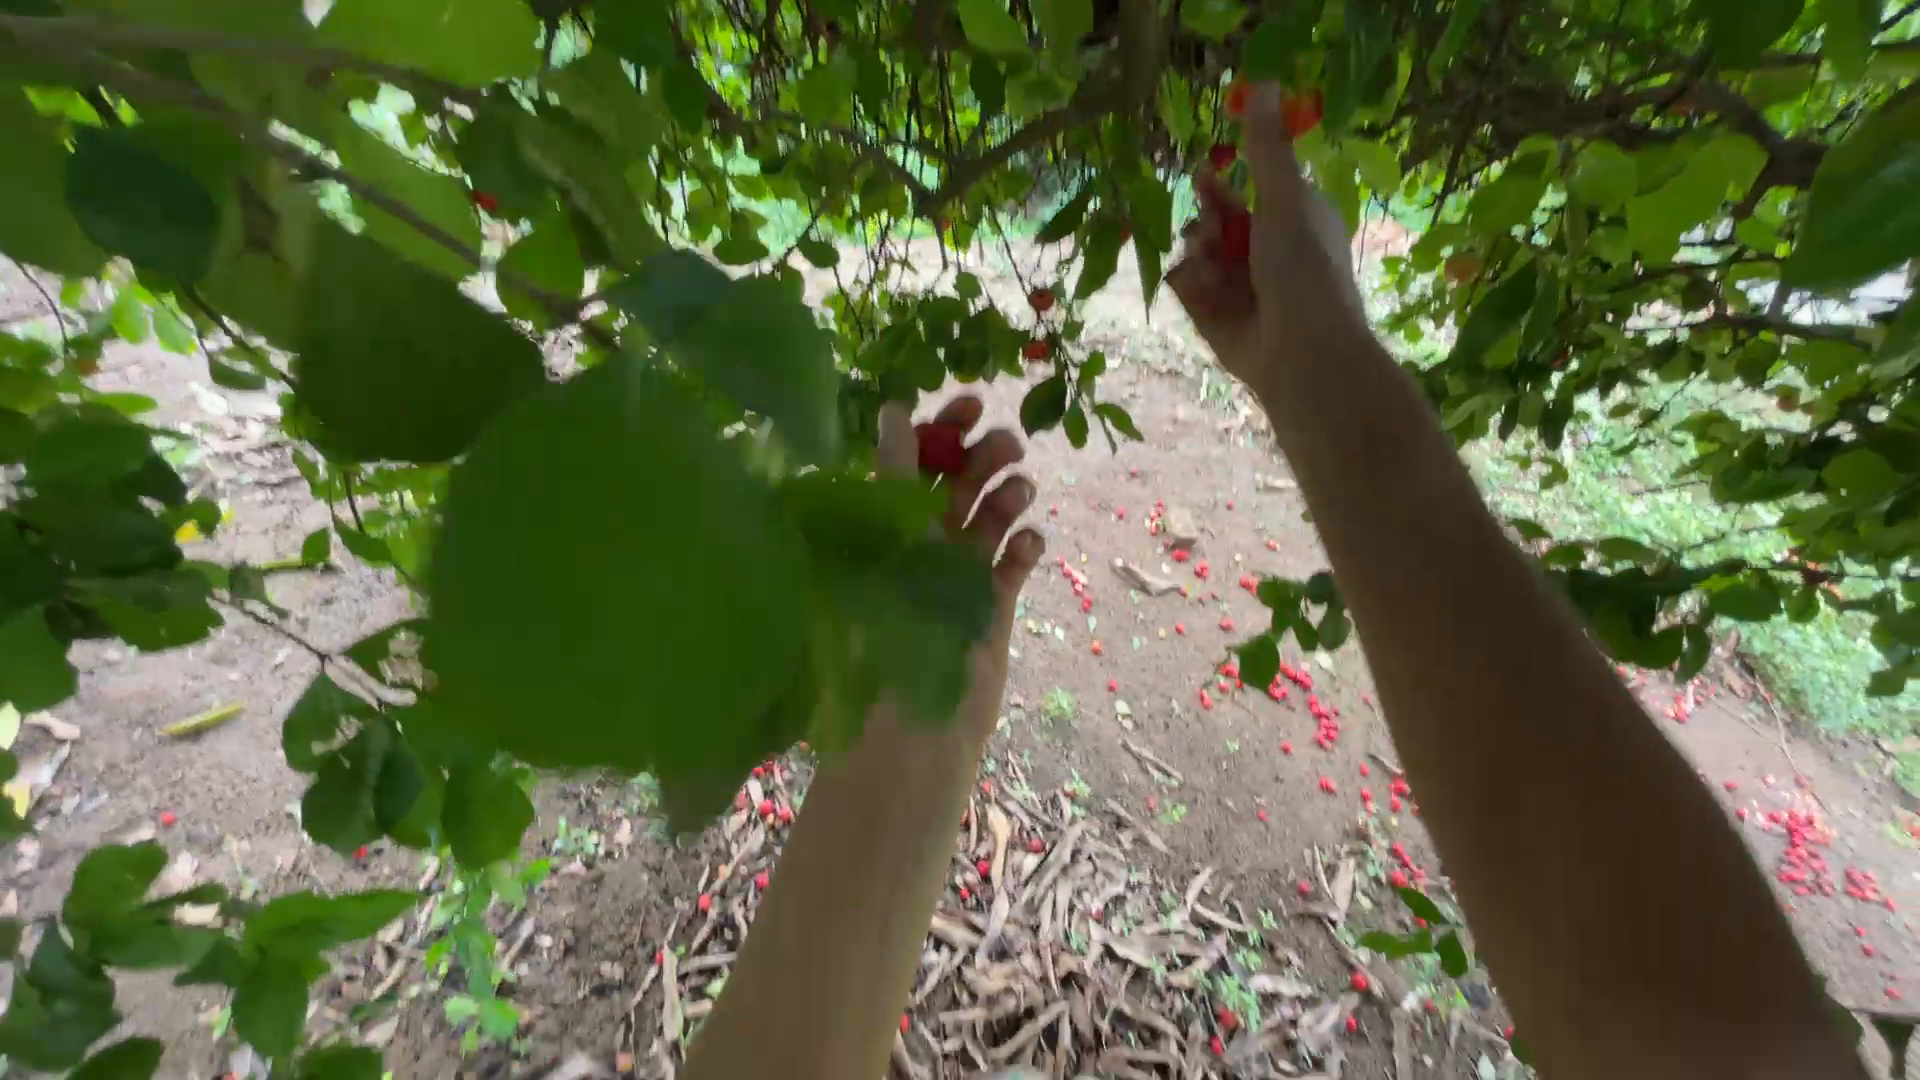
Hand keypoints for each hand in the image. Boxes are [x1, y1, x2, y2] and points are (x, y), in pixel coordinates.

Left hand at [877, 393, 1043, 724]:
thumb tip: (892, 408)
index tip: (971, 402)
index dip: (941, 429)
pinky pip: (1013, 563)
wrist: (915, 731)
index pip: (915, 461)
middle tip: (1009, 443)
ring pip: (991, 516)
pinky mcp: (990, 604)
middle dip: (985, 455)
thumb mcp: (887, 542)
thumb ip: (893, 476)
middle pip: (959, 482)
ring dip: (1008, 496)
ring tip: (1020, 493)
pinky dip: (1025, 547)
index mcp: (888, 525)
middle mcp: (922, 543)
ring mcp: (958, 572)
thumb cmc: (888, 632)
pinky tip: (1028, 545)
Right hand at [1166, 84, 1367, 390]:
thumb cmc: (1302, 269)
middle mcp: (1261, 254)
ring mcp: (1236, 286)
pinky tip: (1204, 292)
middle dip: (1203, 223)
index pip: (1245, 195)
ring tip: (1209, 267)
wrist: (1299, 349)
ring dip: (1197, 256)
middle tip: (1206, 233)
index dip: (1219, 186)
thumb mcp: (1285, 199)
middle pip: (1213, 224)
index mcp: (1289, 222)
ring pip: (1195, 255)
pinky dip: (1192, 286)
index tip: (1201, 176)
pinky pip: (1187, 288)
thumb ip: (1266, 149)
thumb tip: (1264, 83)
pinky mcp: (1213, 316)